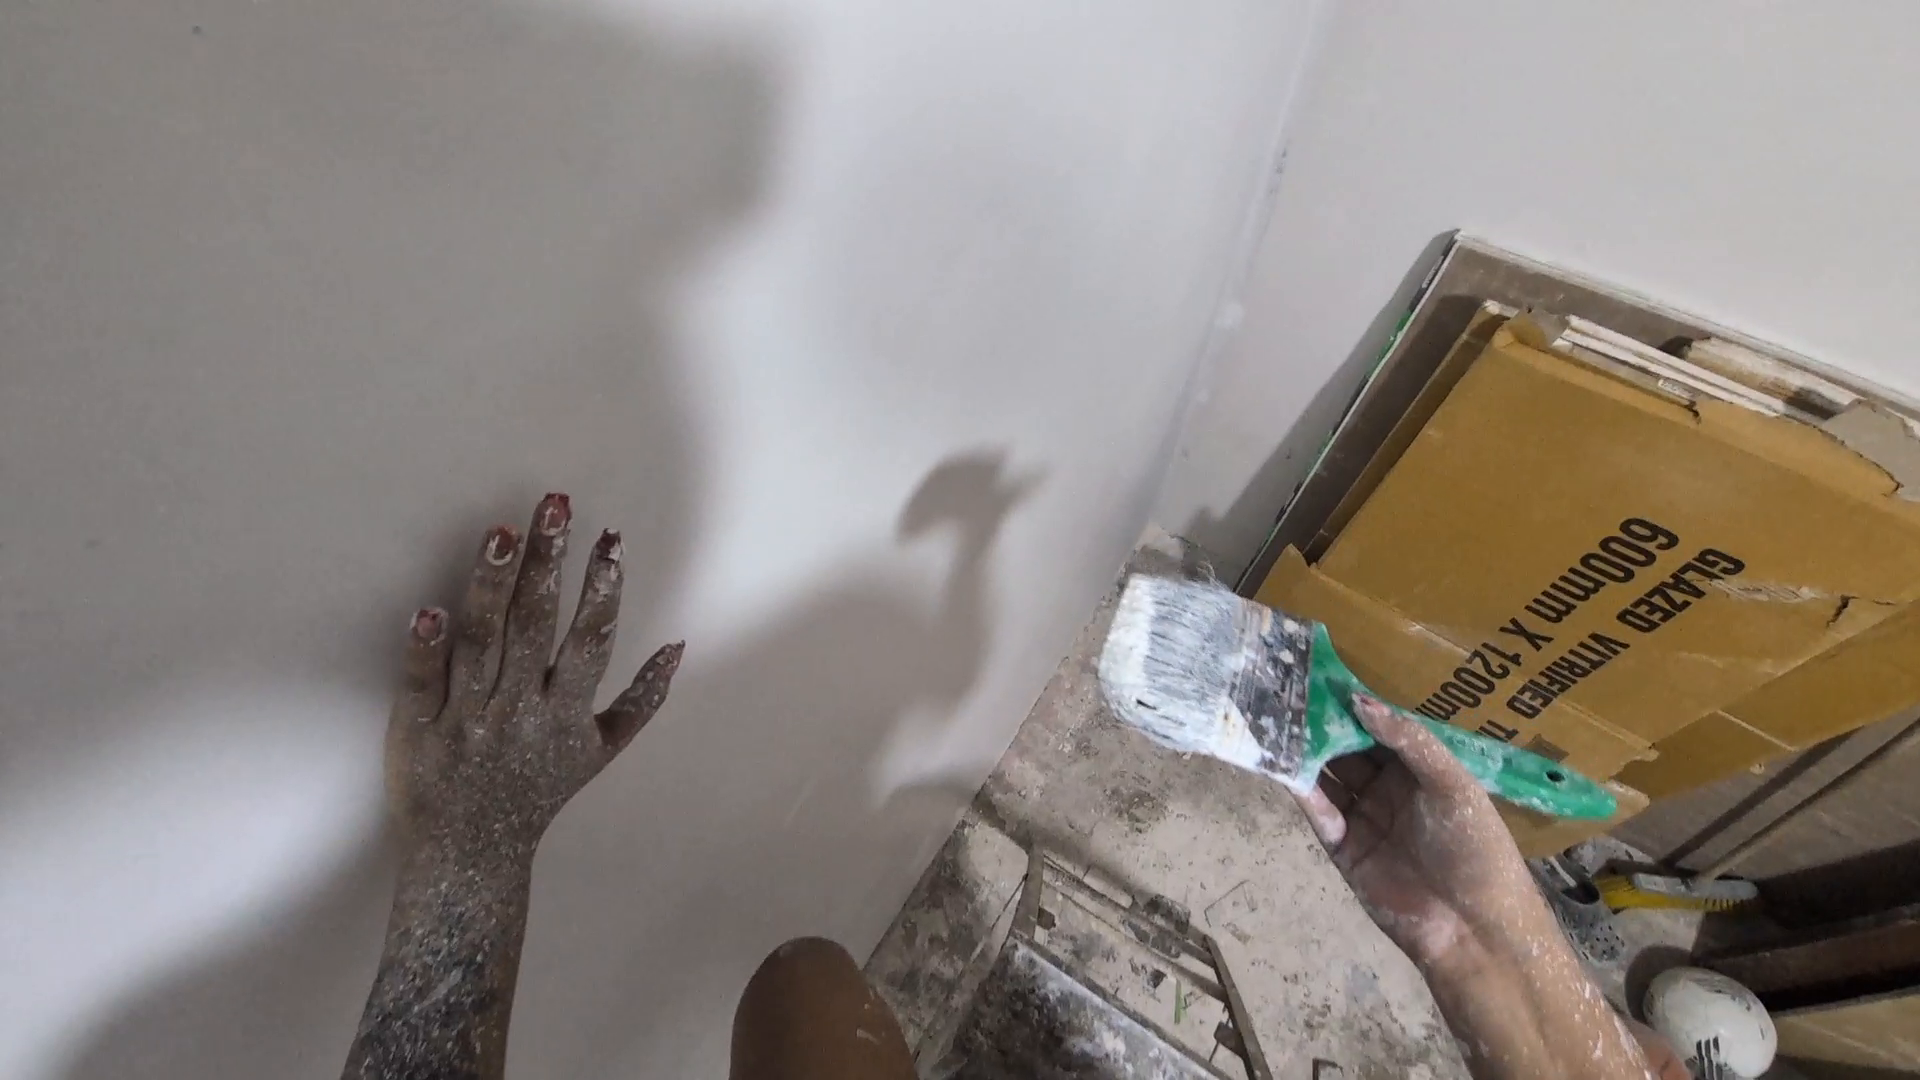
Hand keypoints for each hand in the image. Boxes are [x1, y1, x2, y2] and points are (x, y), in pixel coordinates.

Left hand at [385, 493, 683, 864]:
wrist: (472, 854)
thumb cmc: (543, 791)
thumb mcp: (605, 748)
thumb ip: (645, 697)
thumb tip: (678, 646)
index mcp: (569, 711)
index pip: (592, 638)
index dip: (604, 587)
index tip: (611, 539)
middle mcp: (522, 709)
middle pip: (537, 626)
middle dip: (550, 563)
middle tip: (554, 506)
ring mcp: (467, 718)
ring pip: (481, 643)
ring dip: (492, 587)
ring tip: (504, 532)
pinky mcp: (416, 731)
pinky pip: (419, 684)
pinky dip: (423, 648)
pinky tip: (428, 607)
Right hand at [1290, 695, 1549, 967]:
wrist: (1475, 931)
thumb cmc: (1475, 849)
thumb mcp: (1452, 785)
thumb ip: (1408, 740)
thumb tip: (1357, 700)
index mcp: (1417, 771)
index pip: (1376, 730)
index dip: (1350, 707)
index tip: (1319, 677)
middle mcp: (1385, 789)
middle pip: (1344, 750)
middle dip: (1319, 726)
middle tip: (1286, 695)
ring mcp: (1361, 817)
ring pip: (1324, 777)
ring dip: (1303, 754)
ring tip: (1275, 725)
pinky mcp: (1341, 845)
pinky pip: (1318, 812)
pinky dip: (1301, 791)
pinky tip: (1284, 768)